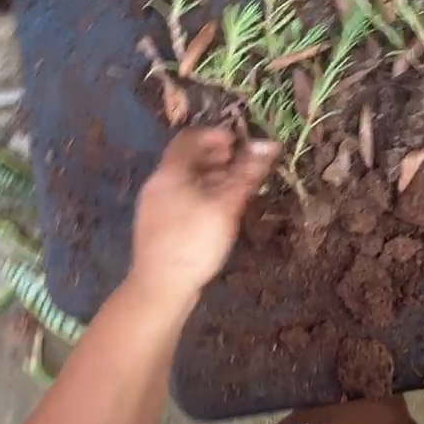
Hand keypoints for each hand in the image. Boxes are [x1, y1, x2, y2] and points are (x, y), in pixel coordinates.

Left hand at [129, 128, 277, 307]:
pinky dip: (201, 194)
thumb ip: (247, 173)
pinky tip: (217, 211)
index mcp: (170, 171)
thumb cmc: (194, 240)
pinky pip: (180, 198)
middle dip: (216, 157)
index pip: (189, 138)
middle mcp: (158, 183)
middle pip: (187, 158)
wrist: (159, 288)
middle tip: (240, 166)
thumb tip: (269, 145)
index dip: (215, 136)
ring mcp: (154, 206)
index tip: (238, 146)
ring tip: (234, 188)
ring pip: (185, 180)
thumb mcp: (226, 204)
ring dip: (210, 177)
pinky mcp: (157, 226)